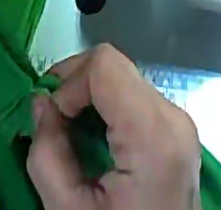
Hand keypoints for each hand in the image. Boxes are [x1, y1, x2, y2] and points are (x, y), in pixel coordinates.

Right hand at [27, 45, 202, 209]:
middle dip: (74, 86)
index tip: (49, 119)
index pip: (105, 66)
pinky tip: (90, 138)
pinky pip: (134, 95)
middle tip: (49, 123)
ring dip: (88, 95)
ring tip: (67, 132)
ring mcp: (179, 120)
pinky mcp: (177, 129)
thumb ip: (49, 155)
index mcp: (153, 134)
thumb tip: (40, 104)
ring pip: (123, 76)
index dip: (68, 83)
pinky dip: (105, 106)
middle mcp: (173, 115)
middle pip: (114, 66)